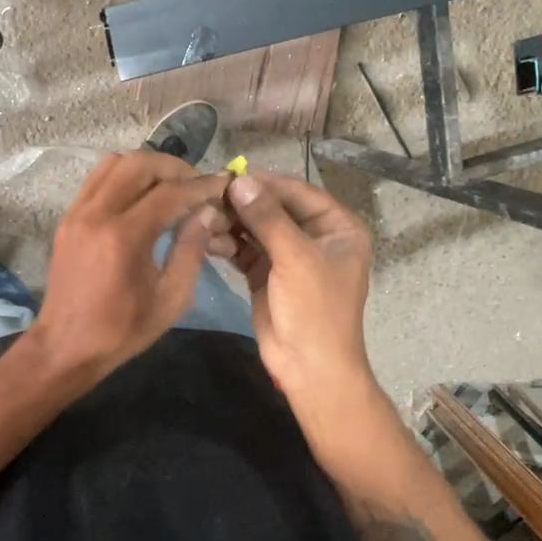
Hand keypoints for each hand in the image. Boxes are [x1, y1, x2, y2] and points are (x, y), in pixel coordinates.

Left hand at [29, 151, 230, 381]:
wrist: (66, 347)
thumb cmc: (122, 330)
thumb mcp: (171, 299)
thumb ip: (191, 251)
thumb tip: (207, 212)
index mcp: (123, 238)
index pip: (169, 193)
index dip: (201, 186)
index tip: (223, 184)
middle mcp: (96, 215)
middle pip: (138, 164)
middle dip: (173, 168)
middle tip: (196, 184)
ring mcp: (77, 214)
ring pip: (113, 163)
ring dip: (146, 167)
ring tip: (170, 186)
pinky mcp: (67, 219)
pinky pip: (97, 180)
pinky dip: (123, 177)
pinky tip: (142, 196)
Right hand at [223, 171, 374, 394]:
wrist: (309, 367)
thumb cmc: (315, 309)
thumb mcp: (295, 258)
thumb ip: (267, 218)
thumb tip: (240, 181)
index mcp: (338, 229)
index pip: (299, 194)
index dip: (267, 184)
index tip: (231, 174)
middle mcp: (315, 238)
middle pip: (275, 210)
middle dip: (243, 205)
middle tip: (208, 194)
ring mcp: (289, 258)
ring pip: (256, 230)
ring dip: (231, 224)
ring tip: (203, 217)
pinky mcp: (266, 276)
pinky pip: (245, 252)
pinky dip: (227, 245)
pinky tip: (206, 239)